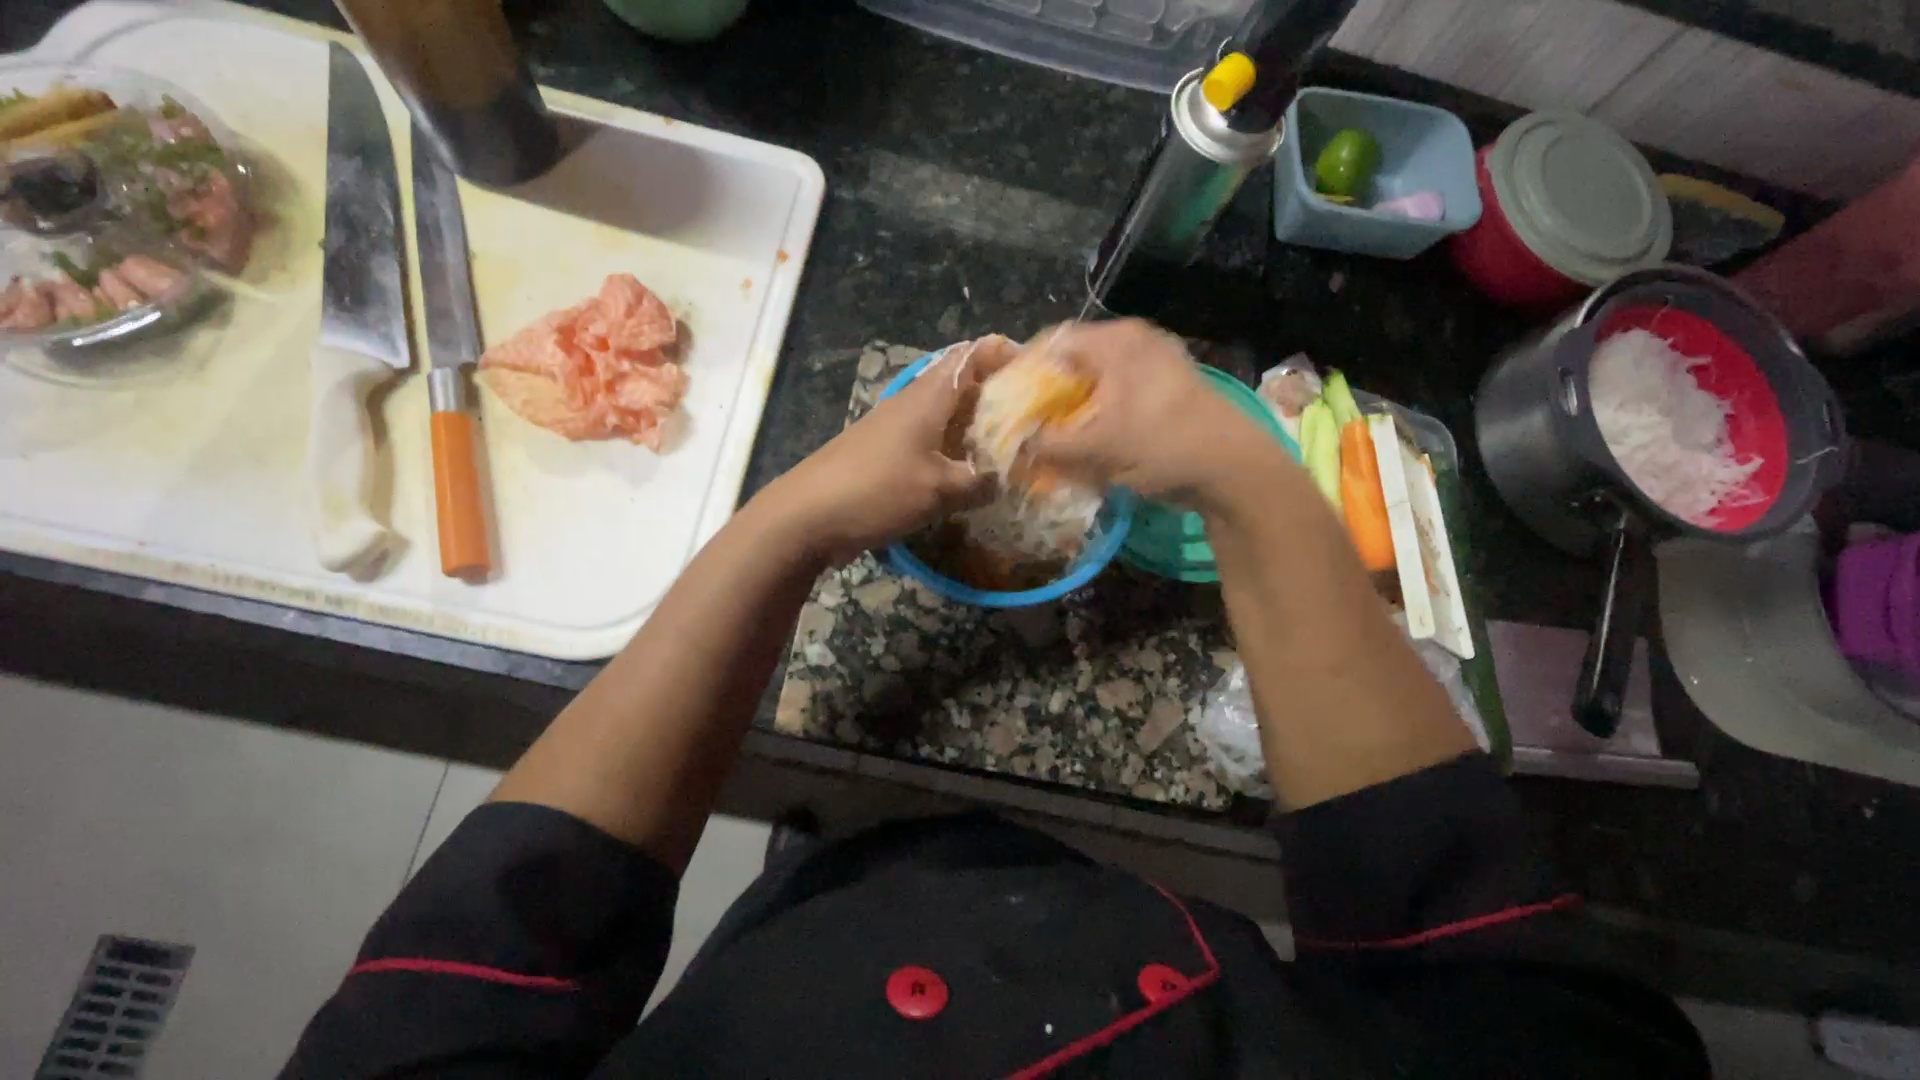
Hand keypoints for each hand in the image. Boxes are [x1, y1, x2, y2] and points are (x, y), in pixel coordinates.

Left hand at [758, 337, 1016, 563]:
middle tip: (1034, 422)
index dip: (1006, 354)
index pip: (973, 354)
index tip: (1039, 373)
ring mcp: (896, 430)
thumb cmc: (875, 490)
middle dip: (1000, 397)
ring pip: (948, 417)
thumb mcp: (939, 489)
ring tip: (1011, 453)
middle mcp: (913, 404)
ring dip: (978, 430)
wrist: (805, 517)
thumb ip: (980, 481)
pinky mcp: (885, 457)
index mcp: (929, 396)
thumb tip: (1009, 479)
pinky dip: (955, 454)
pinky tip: (970, 480)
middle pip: (963, 385)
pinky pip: (931, 445)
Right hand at [1027, 320, 1284, 504]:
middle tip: (1026, 423)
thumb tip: (1012, 449)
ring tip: (1055, 435)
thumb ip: (1047, 446)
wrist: (1235, 470)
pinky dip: (1101, 413)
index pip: (1052, 341)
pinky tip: (1091, 440)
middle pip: (1076, 360)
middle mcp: (1137, 341)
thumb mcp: (1096, 449)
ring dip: (1074, 406)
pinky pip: (1121, 393)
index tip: (1005, 402)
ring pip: (1099, 379)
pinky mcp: (1170, 388)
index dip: (1023, 370)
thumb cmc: (1163, 446)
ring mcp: (1158, 362)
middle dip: (1048, 392)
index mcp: (1117, 341)